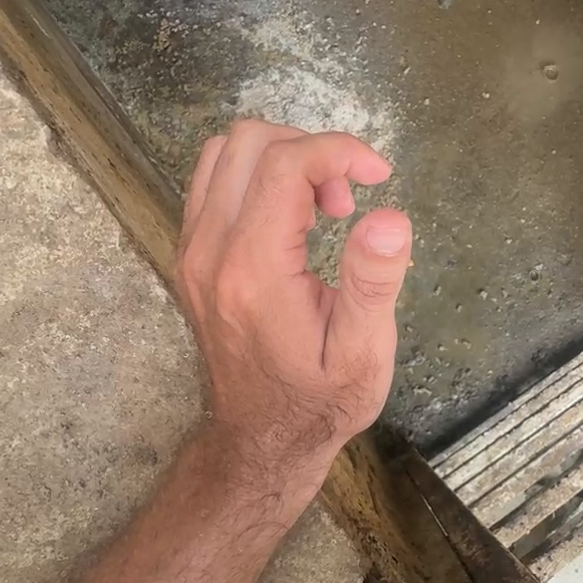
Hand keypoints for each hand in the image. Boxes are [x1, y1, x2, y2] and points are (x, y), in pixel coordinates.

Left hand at [173, 120, 412, 509]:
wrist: (262, 440)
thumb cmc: (321, 401)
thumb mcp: (363, 352)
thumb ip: (373, 282)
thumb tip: (390, 216)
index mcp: (254, 269)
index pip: (284, 163)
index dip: (338, 150)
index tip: (380, 173)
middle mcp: (209, 250)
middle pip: (246, 142)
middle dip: (311, 151)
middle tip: (350, 200)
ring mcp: (192, 251)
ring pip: (222, 155)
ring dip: (283, 160)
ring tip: (325, 208)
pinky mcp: (192, 257)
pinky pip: (214, 184)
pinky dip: (260, 178)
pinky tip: (295, 220)